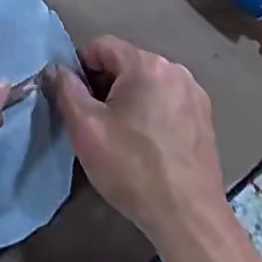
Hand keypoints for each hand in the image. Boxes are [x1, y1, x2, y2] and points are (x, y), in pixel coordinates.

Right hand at [49, 36, 225, 241]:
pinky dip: (153, 113)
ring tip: (123, 138)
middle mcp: (175, 68)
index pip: (102, 45)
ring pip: (148, 83)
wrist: (187, 215)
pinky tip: (149, 146)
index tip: (77, 101)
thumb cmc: (132, 168)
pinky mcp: (204, 116)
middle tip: (97, 124)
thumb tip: (57, 69)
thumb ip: (67, 90)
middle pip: (127, 64)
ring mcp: (194, 92)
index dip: (82, 68)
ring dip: (130, 100)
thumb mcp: (86, 128)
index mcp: (146, 63)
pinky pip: (168, 101)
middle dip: (107, 86)